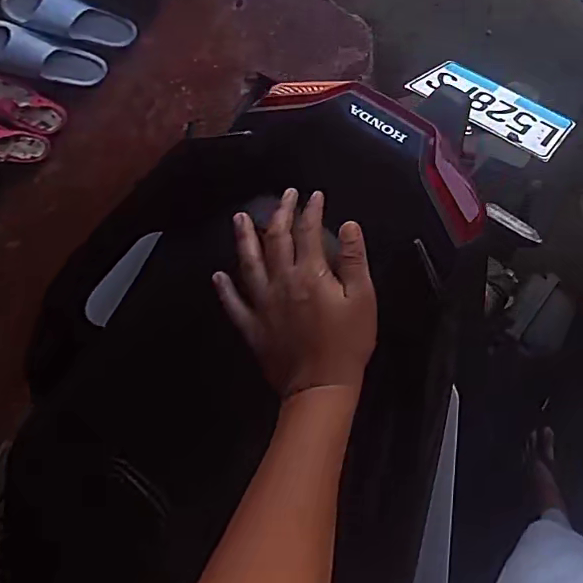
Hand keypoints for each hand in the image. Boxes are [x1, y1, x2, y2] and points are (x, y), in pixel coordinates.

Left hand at [213, 189, 377, 397]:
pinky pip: (234, 304)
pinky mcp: (253, 328)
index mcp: (311, 275)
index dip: (311, 210)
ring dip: (244, 239)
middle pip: (277, 240)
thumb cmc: (348, 341)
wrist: (321, 386)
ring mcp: (263, 306)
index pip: (309, 232)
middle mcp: (282, 284)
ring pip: (249, 265)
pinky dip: (225, 289)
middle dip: (281, 213)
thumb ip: (355, 259)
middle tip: (285, 196)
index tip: (315, 196)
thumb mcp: (364, 297)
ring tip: (240, 219)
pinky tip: (218, 276)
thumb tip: (349, 225)